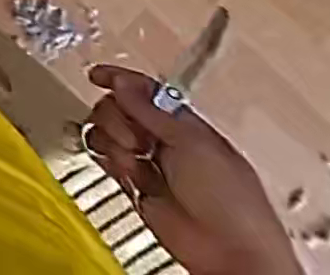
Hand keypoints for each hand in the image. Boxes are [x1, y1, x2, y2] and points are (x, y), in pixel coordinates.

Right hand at [84, 65, 300, 274]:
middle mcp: (163, 141)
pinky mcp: (135, 186)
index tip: (98, 75)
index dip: (120, 80)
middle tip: (132, 134)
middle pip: (120, 108)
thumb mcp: (191, 142)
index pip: (144, 91)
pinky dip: (109, 159)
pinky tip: (123, 166)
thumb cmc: (231, 200)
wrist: (230, 254)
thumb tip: (122, 82)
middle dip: (117, 115)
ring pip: (110, 133)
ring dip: (113, 139)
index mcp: (182, 124)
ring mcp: (149, 163)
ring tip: (131, 155)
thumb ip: (151, 110)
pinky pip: (107, 160)